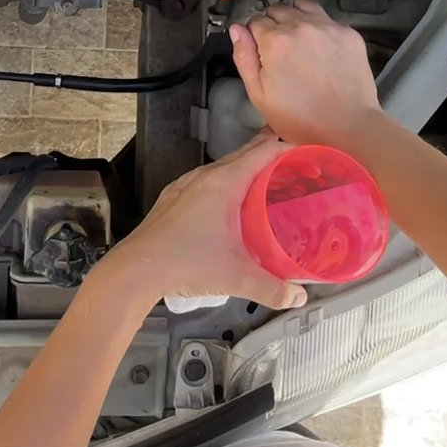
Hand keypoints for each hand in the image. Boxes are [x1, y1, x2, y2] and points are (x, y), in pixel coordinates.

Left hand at [103, 133, 306, 310]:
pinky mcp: (175, 198)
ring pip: (225, 169)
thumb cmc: (183, 264)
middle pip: (244, 156)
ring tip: (270, 187)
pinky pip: (208, 182)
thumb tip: (297, 297)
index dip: (289, 149)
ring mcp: (186, 186)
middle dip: (272, 159)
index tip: (310, 156)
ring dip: (248, 172)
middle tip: (298, 171)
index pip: (262, 153)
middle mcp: (203, 177)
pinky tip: (234, 206)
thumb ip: (273, 288)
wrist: (136, 269)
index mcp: (223, 183)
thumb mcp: (237, 277)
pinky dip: (228, 185)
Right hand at [230, 0, 385, 149]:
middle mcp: (301, 27)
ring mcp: (327, 27)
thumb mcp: (259, 95)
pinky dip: (320, 26)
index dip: (254, 36)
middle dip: (273, 24)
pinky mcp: (348, 34)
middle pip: (277, 9)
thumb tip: (237, 32)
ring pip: (302, 5)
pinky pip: (327, 18)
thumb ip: (244, 58)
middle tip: (278, 48)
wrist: (348, 127)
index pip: (254, 21)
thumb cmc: (303, 118)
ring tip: (297, 38)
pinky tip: (319, 48)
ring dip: (295, 16)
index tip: (260, 48)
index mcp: (275, 41)